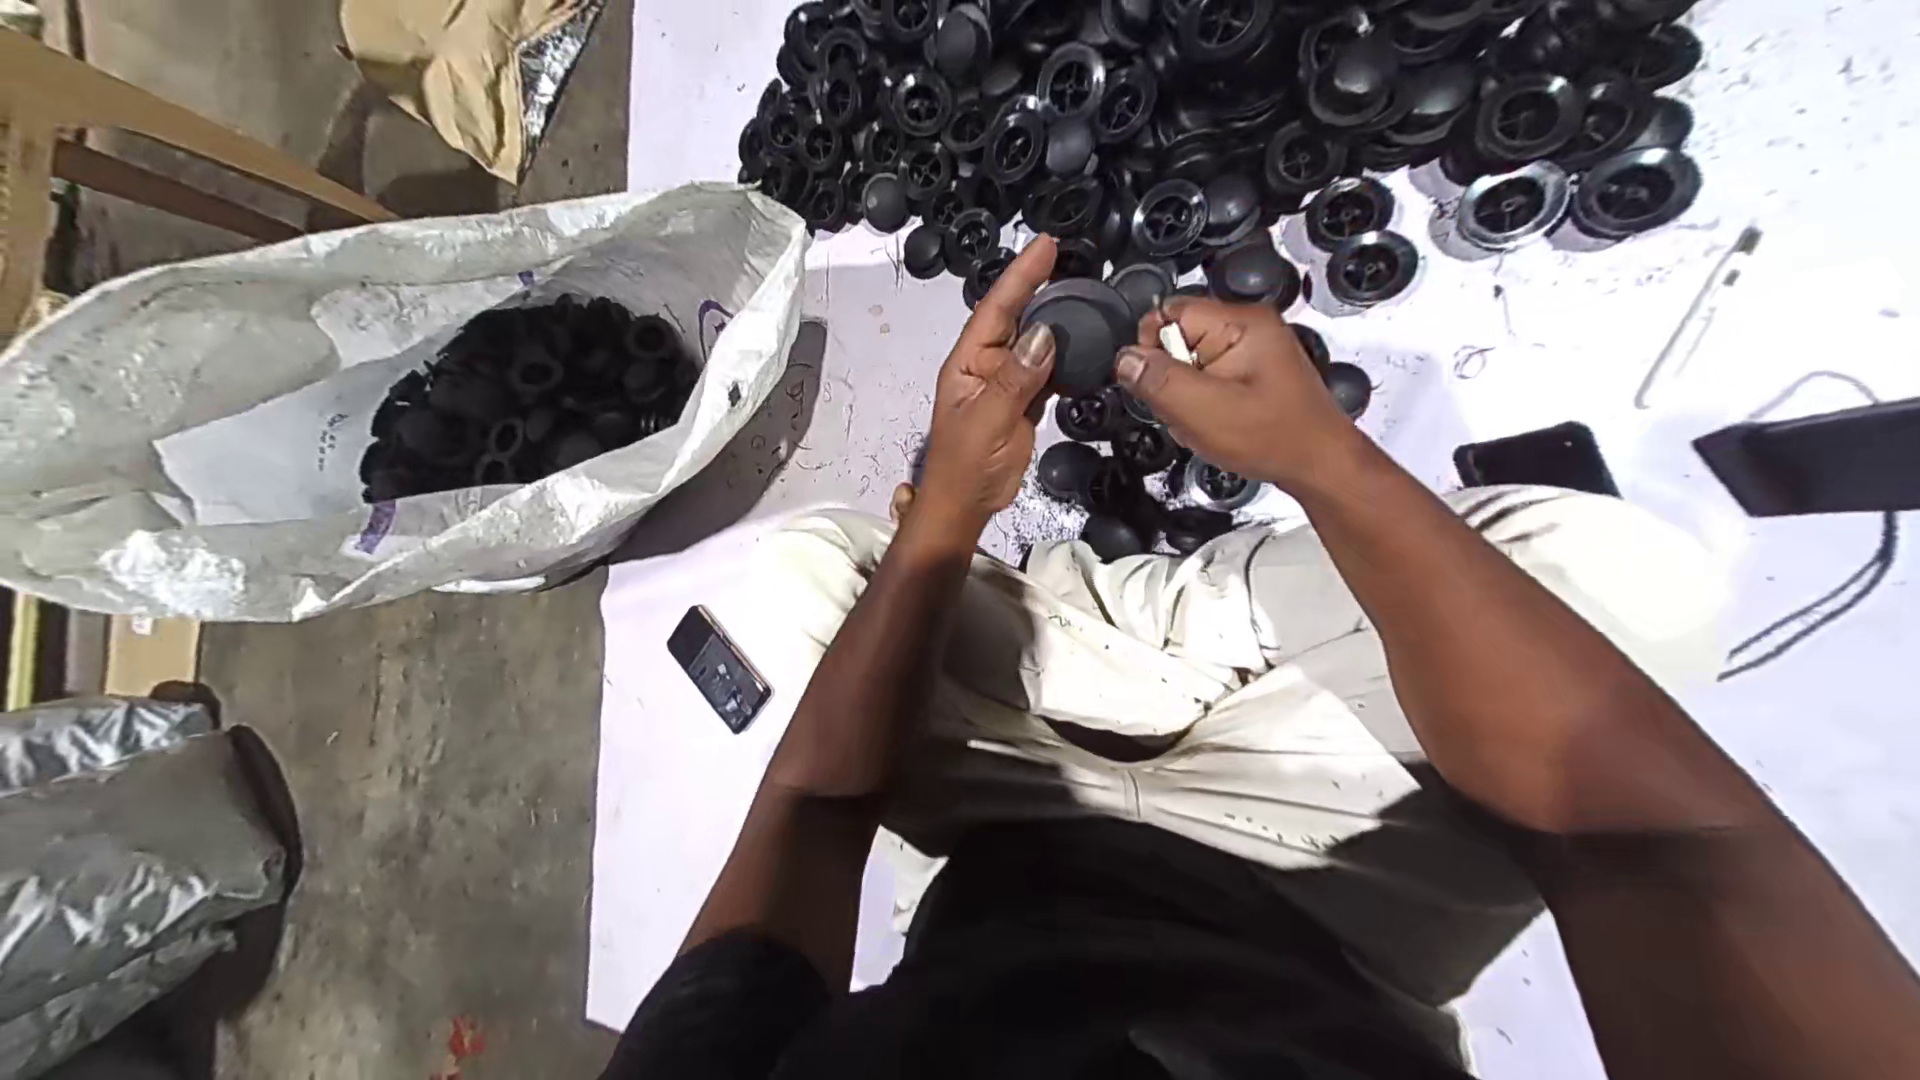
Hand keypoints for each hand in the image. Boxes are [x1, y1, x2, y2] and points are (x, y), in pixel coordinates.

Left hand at [914, 236, 1059, 535]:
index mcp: (968, 363)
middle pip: (1016, 319)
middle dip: (1040, 289)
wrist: (968, 504)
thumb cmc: (965, 467)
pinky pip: (1046, 373)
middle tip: (1071, 261)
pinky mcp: (1022, 403)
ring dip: (1056, 322)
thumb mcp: (987, 421)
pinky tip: (1082, 351)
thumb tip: (1043, 335)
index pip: (995, 310)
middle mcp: (986, 366)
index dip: (1020, 277)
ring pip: (1034, 344)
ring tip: (1082, 297)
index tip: (1045, 248)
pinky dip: (1064, 361)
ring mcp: (1006, 384)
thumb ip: (1014, 379)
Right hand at [1117, 296, 1361, 491]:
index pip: (1166, 313)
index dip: (1151, 350)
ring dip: (1182, 399)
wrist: (1315, 463)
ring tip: (1206, 419)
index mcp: (1239, 323)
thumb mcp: (1203, 410)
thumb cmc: (1276, 436)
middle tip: (1190, 408)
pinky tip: (1214, 422)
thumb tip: (1124, 359)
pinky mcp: (1245, 372)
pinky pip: (1200, 382)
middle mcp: (1245, 328)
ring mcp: (1246, 351)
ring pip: (1183, 366)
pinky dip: (1198, 407)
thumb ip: (1157, 381)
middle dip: (1169, 381)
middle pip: (1173, 341)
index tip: (1160, 384)